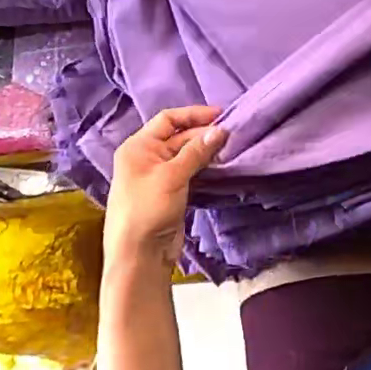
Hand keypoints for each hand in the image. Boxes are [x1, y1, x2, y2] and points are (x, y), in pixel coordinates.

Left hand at [103, 106, 227, 273]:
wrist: (138, 254)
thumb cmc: (147, 208)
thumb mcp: (172, 176)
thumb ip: (196, 151)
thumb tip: (220, 130)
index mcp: (138, 146)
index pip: (167, 119)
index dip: (193, 115)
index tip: (220, 114)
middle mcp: (146, 157)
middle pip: (178, 136)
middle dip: (203, 134)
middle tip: (232, 134)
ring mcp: (159, 176)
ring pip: (186, 155)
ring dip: (205, 151)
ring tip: (231, 147)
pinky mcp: (170, 192)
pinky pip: (189, 172)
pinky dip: (203, 167)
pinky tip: (221, 165)